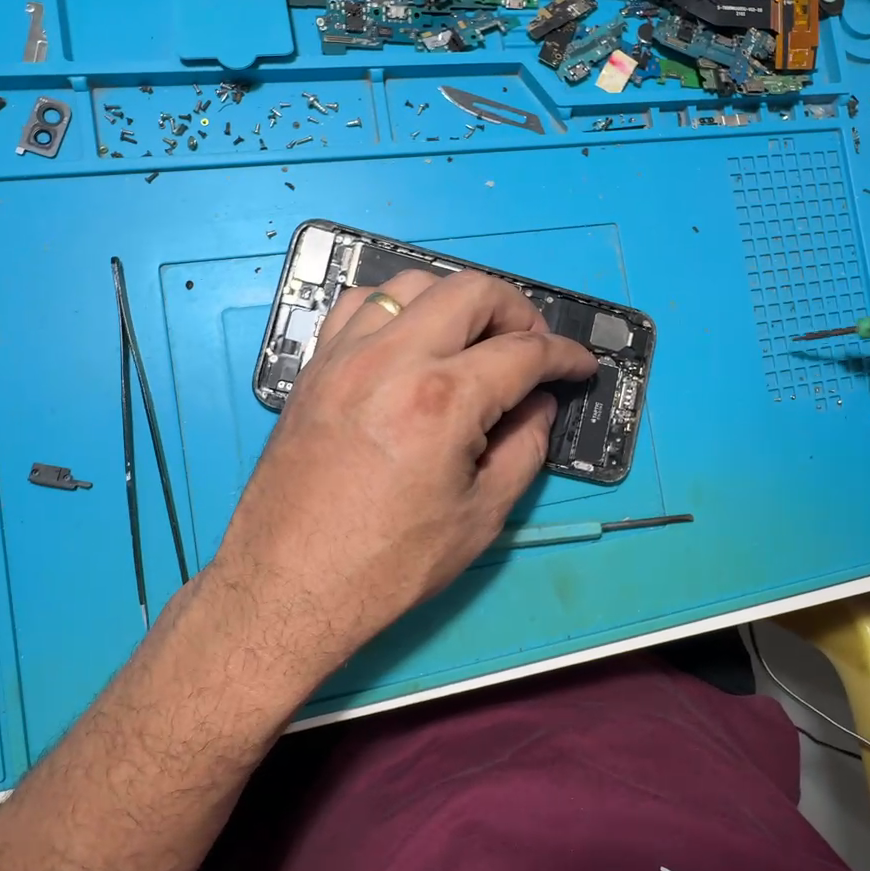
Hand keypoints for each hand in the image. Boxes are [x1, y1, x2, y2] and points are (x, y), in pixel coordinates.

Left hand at [209, 269, 596, 670]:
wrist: (288, 586)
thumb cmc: (390, 564)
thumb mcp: (481, 516)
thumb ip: (524, 447)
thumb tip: (538, 403)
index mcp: (444, 399)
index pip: (524, 352)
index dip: (564, 355)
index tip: (581, 365)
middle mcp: (394, 359)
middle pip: (471, 291)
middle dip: (517, 311)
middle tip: (531, 349)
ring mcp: (346, 356)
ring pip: (412, 284)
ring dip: (456, 301)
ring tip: (472, 340)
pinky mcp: (316, 367)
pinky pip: (359, 305)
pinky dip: (397, 308)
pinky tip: (408, 341)